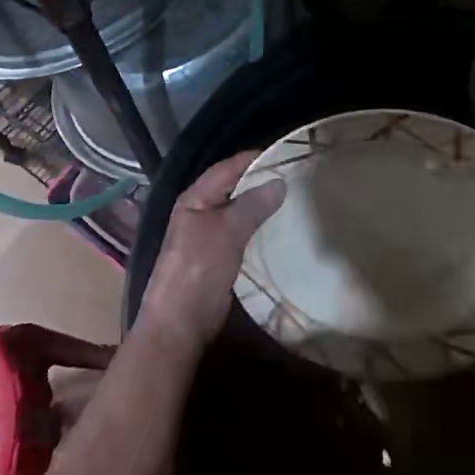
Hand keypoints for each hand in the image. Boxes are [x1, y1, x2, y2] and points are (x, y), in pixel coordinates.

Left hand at [134, 150, 284, 356]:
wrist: (178, 322)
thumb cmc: (198, 270)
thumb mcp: (226, 233)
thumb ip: (251, 206)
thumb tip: (279, 181)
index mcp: (194, 198)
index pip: (226, 168)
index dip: (252, 158)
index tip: (286, 152)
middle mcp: (198, 210)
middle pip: (231, 187)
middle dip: (259, 179)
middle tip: (296, 175)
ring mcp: (205, 234)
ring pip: (236, 210)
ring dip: (260, 204)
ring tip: (294, 198)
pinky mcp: (215, 257)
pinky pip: (239, 232)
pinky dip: (257, 227)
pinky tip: (278, 230)